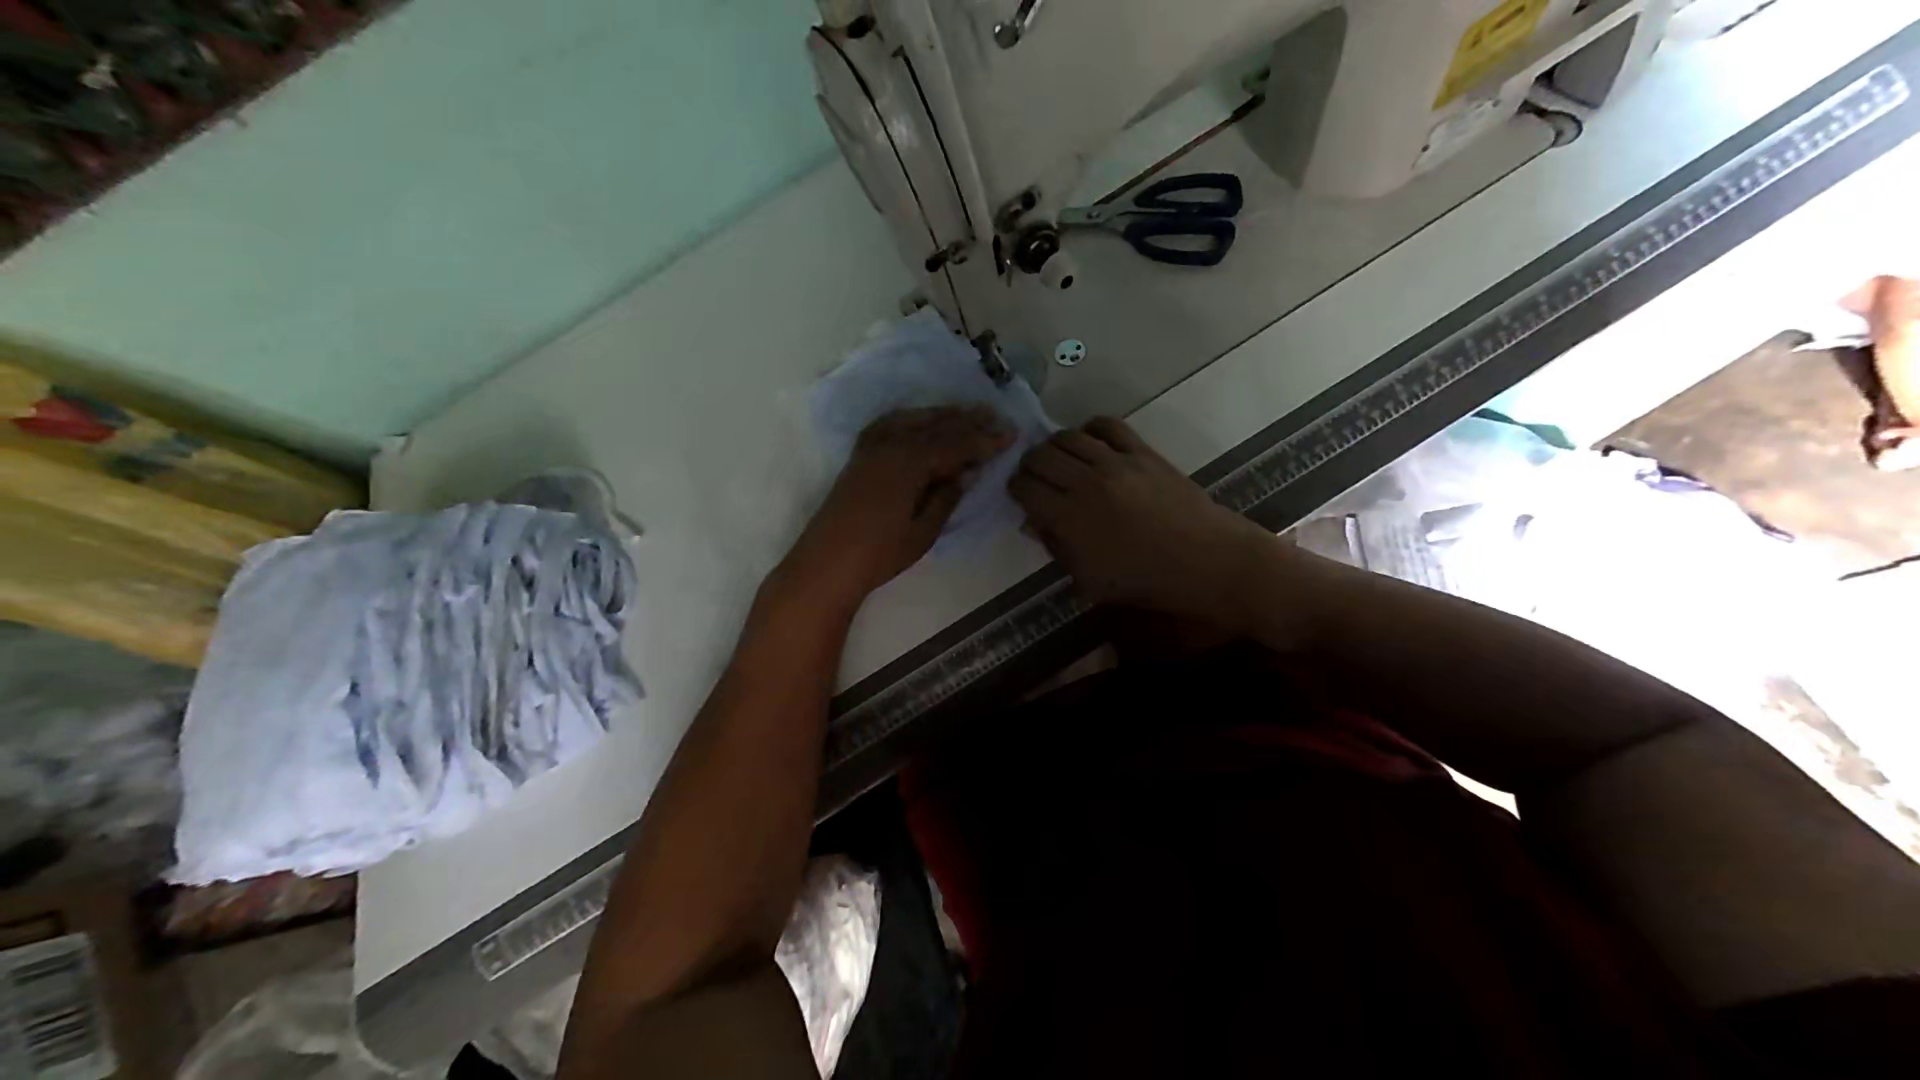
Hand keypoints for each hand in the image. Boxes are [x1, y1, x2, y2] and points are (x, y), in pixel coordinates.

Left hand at [780, 406, 1011, 605]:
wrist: (827, 561)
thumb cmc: (880, 553)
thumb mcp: (923, 531)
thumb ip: (947, 496)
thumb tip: (968, 472)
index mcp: (911, 462)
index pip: (957, 444)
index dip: (985, 440)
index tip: (1011, 434)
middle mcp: (892, 443)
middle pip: (938, 426)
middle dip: (970, 421)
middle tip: (997, 417)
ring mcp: (873, 445)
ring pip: (916, 419)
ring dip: (945, 415)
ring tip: (970, 412)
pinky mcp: (861, 453)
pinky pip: (893, 423)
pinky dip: (915, 417)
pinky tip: (924, 420)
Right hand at [1010, 418, 1275, 624]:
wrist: (1204, 559)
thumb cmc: (1144, 579)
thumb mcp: (1089, 579)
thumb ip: (1055, 547)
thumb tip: (1031, 522)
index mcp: (1069, 517)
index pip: (1025, 488)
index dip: (1015, 488)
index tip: (1018, 493)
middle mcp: (1086, 482)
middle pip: (1040, 457)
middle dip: (1029, 465)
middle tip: (1033, 476)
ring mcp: (1115, 462)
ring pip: (1067, 437)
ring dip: (1054, 446)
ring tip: (1058, 458)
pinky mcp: (1141, 451)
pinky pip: (1106, 425)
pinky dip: (1089, 428)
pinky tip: (1088, 441)